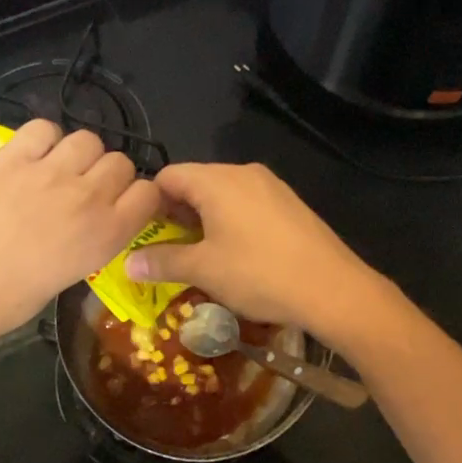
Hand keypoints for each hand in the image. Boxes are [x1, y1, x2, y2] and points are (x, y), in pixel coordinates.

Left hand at [0, 120, 158, 344]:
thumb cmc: (7, 303)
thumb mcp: (68, 277)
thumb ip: (89, 242)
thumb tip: (87, 224)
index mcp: (107, 234)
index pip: (149, 193)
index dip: (137, 197)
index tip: (122, 205)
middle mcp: (87, 197)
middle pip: (120, 162)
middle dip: (108, 175)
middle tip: (83, 192)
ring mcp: (48, 173)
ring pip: (87, 139)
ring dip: (79, 155)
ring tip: (57, 172)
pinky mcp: (10, 158)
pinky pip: (43, 128)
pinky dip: (43, 140)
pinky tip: (30, 159)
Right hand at [123, 162, 386, 335]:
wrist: (332, 288)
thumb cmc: (259, 274)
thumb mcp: (204, 270)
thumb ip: (163, 261)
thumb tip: (129, 263)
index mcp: (217, 180)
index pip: (168, 176)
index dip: (149, 203)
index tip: (140, 234)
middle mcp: (244, 173)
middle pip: (196, 184)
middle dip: (176, 215)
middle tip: (163, 250)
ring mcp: (271, 187)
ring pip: (223, 196)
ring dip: (203, 222)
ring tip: (196, 257)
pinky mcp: (290, 206)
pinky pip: (248, 206)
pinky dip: (231, 224)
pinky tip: (233, 256)